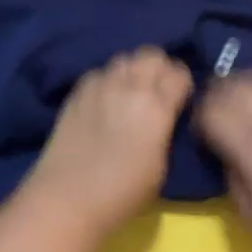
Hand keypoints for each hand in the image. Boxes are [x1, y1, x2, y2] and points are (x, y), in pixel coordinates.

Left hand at [23, 47, 193, 234]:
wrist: (68, 197)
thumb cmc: (122, 193)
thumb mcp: (161, 167)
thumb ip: (165, 130)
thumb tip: (164, 116)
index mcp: (157, 107)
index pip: (179, 73)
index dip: (182, 83)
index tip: (180, 97)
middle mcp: (130, 87)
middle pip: (151, 54)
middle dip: (159, 67)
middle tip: (156, 89)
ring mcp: (100, 85)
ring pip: (123, 58)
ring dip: (132, 71)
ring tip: (129, 91)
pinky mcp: (77, 91)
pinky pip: (99, 72)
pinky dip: (106, 80)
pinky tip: (104, 100)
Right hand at [196, 71, 251, 251]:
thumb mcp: (248, 210)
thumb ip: (232, 172)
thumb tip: (225, 150)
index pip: (212, 110)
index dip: (199, 118)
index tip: (199, 133)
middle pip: (233, 87)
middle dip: (216, 96)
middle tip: (211, 113)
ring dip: (239, 88)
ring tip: (234, 104)